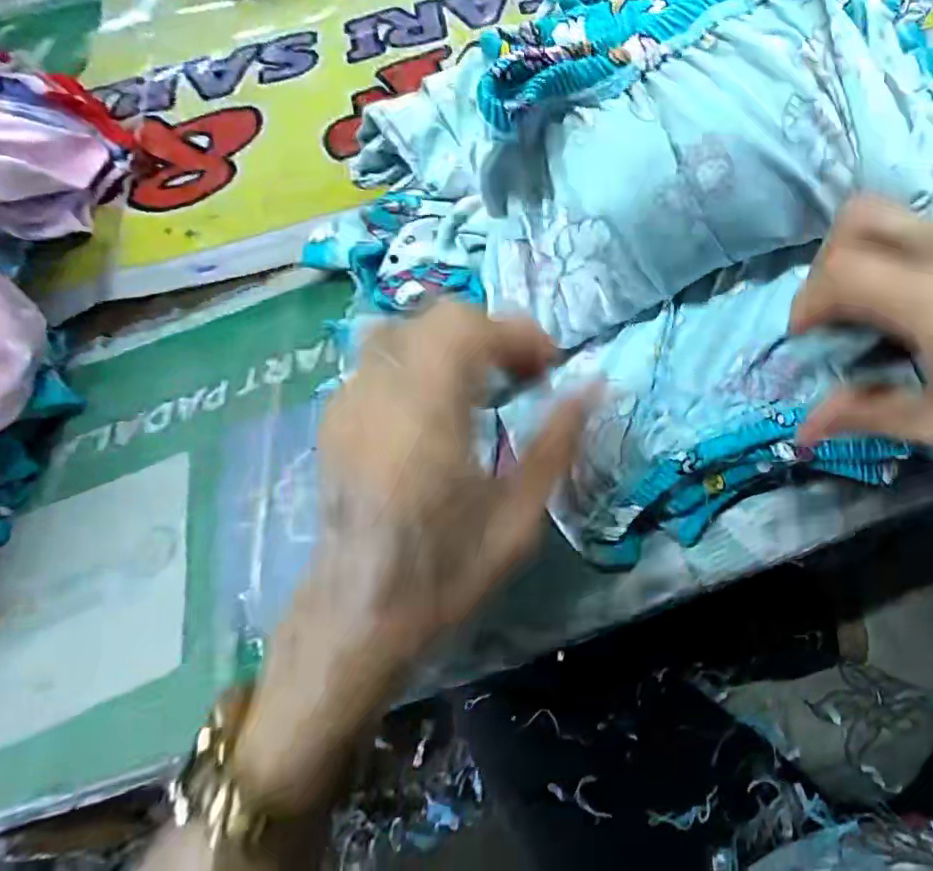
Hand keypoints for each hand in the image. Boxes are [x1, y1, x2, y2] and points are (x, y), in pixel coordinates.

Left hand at [233, 301, 589, 811]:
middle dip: (492, 333)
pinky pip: (383, 358)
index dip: (520, 334)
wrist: (356, 617)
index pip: (471, 329)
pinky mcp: (336, 416)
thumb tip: (596, 386)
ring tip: (484, 385)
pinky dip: (422, 360)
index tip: (551, 367)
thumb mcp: (519, 518)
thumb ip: (558, 443)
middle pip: (439, 316)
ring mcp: (350, 401)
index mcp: (428, 417)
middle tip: (524, 374)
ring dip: (455, 343)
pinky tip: (439, 406)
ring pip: (408, 328)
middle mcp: (381, 394)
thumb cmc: (446, 573)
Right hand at [791, 198, 932, 477]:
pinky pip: (932, 227)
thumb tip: (801, 428)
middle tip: (835, 309)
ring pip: (894, 217)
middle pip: (858, 216)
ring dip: (867, 258)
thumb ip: (866, 413)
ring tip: (883, 312)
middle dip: (827, 261)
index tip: (807, 336)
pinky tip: (930, 302)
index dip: (807, 301)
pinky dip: (907, 259)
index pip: (843, 271)